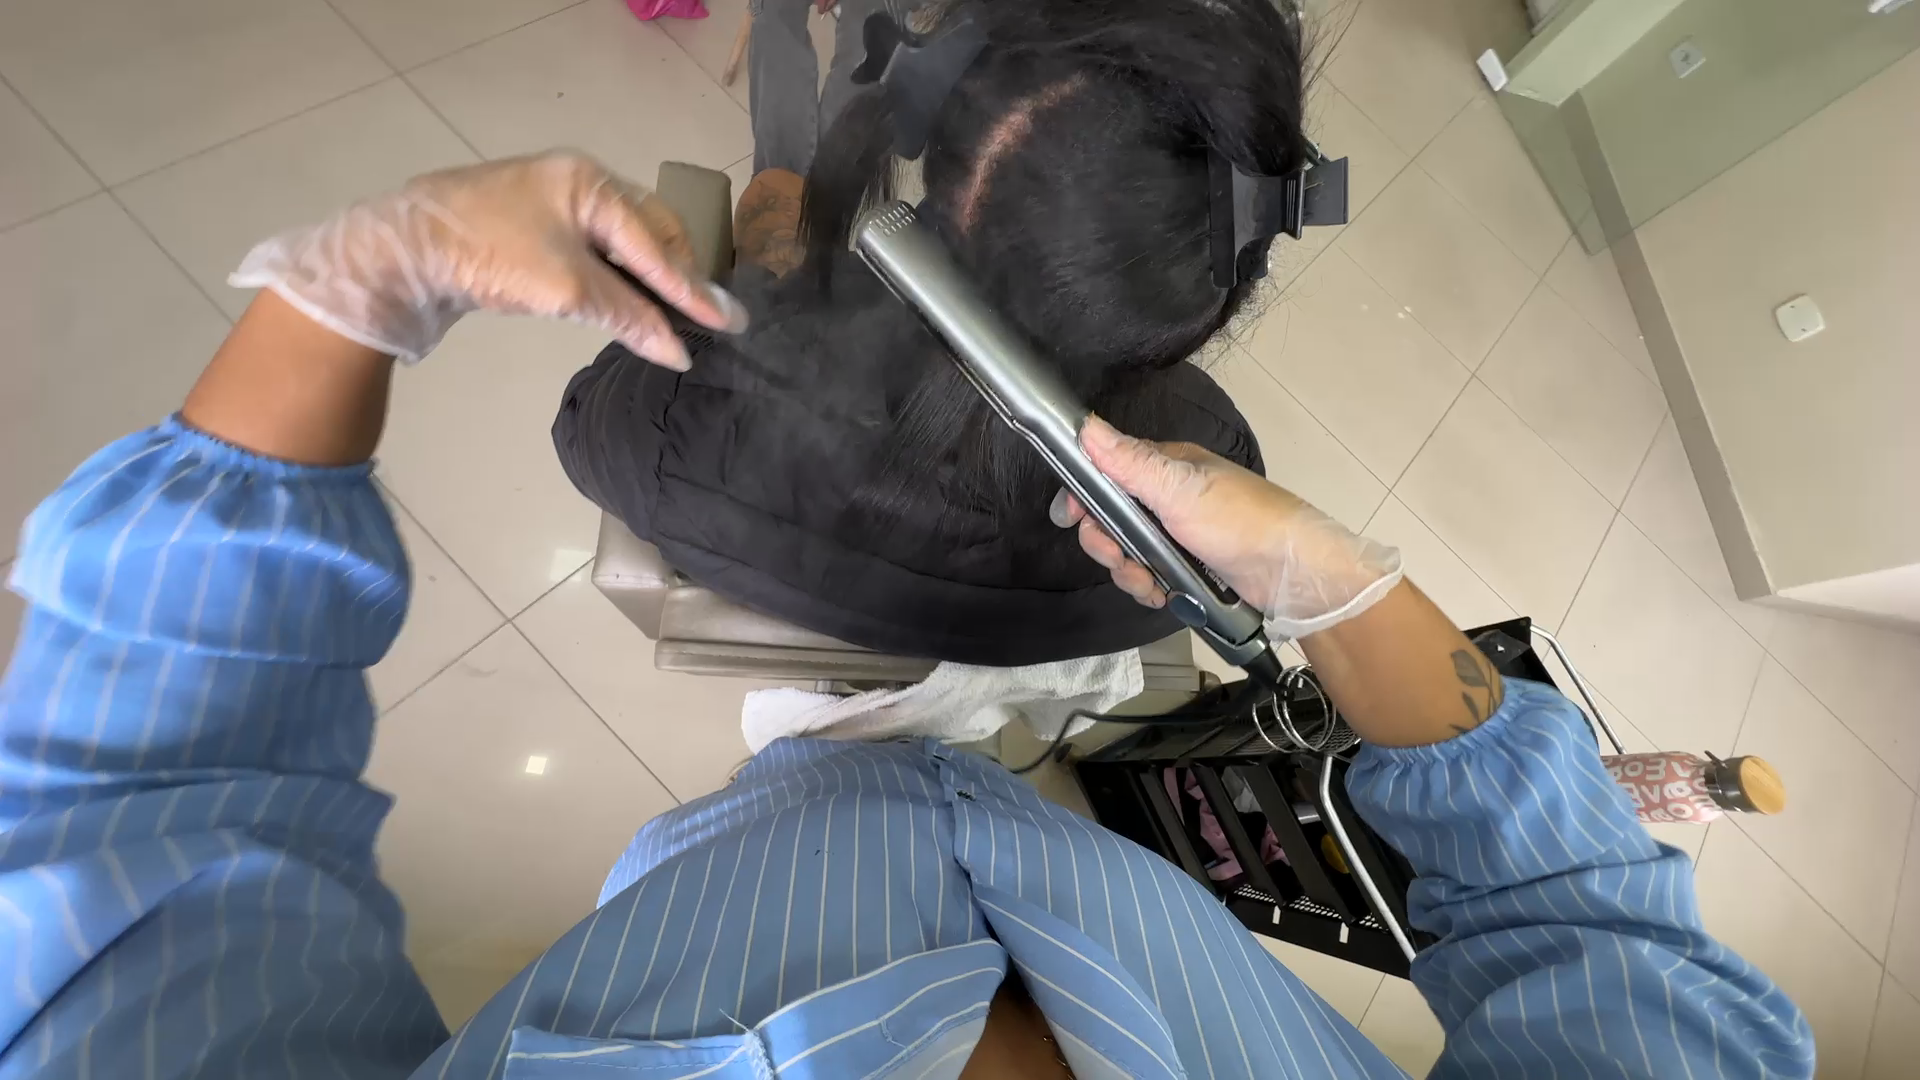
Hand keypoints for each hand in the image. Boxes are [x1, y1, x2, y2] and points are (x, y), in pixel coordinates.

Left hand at [228, 151, 747, 368]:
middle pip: (654, 234)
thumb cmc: (488, 255)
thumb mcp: (568, 291)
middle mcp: (583, 184)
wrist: (398, 251)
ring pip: (631, 243)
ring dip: (656, 280)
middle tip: (706, 318)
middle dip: (681, 278)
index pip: (658, 245)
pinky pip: (606, 251)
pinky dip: (627, 279)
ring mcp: (561, 202)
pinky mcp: (543, 226)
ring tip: (679, 314)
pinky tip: (638, 301)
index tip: (731, 323)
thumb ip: (631, 318)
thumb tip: (680, 355)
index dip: (694, 291)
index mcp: (591, 183)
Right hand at [1052, 418, 1403, 638]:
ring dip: (1128, 572)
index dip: (1083, 496)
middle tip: (1119, 558)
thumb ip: (1130, 462)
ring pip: (1125, 551)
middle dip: (1106, 543)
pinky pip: (1146, 574)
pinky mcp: (1184, 564)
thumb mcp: (1179, 489)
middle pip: (1109, 518)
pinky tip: (1162, 593)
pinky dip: (1147, 586)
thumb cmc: (1237, 521)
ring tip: (1149, 583)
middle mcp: (1164, 498)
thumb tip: (1085, 425)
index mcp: (1163, 469)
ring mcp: (1173, 533)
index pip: (1105, 473)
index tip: (1071, 519)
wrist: (1290, 573)